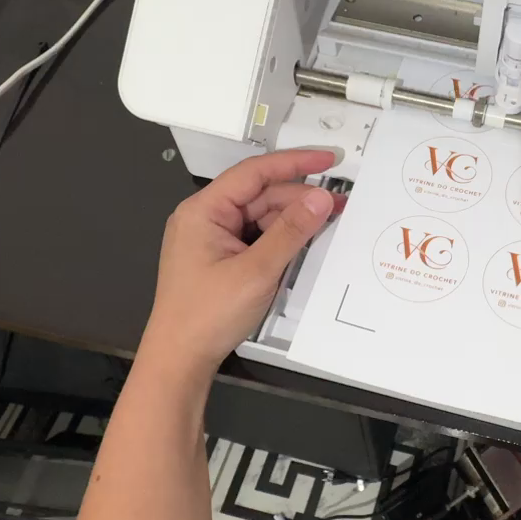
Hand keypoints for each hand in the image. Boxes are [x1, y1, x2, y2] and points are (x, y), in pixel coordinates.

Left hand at [140, 148, 341, 385]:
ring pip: (261, 217)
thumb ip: (291, 231)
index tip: (329, 159)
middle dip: (300, 198)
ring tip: (330, 223)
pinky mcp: (221, 258)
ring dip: (293, 220)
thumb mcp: (257, 270)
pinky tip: (306, 242)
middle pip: (260, 195)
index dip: (295, 162)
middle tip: (340, 205)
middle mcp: (206, 218)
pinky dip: (282, 238)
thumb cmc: (209, 314)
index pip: (255, 172)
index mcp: (204, 210)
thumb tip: (322, 198)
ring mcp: (213, 239)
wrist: (180, 360)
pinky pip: (257, 237)